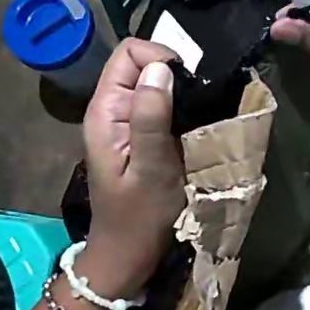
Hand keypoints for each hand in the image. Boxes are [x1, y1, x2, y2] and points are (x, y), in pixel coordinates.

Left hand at [81, 39, 185, 297]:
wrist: (128, 256)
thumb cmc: (140, 218)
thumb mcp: (150, 169)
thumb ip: (151, 118)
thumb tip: (160, 68)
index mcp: (106, 111)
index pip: (130, 52)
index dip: (161, 57)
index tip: (189, 85)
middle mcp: (113, 109)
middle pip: (142, 64)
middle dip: (174, 73)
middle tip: (200, 102)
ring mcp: (126, 123)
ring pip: (154, 84)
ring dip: (181, 93)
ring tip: (202, 113)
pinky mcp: (141, 137)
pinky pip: (161, 106)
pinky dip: (181, 109)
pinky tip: (196, 126)